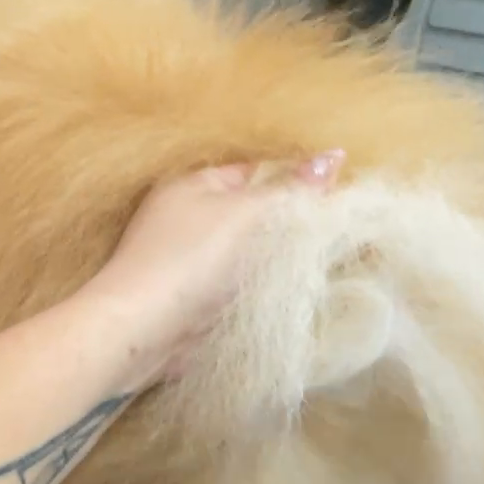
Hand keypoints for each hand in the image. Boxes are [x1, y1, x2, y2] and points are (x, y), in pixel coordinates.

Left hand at [77, 152, 341, 387]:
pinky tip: (293, 294)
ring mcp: (187, 262)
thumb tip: (333, 155)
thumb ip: (289, 190)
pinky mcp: (192, 300)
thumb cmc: (189, 259)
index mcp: (192, 186)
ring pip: (247, 256)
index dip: (295, 182)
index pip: (254, 172)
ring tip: (329, 263)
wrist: (140, 328)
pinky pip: (236, 288)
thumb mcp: (245, 213)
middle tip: (343, 233)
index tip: (341, 197)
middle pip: (252, 216)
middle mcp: (186, 219)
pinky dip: (260, 290)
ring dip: (278, 262)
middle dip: (290, 226)